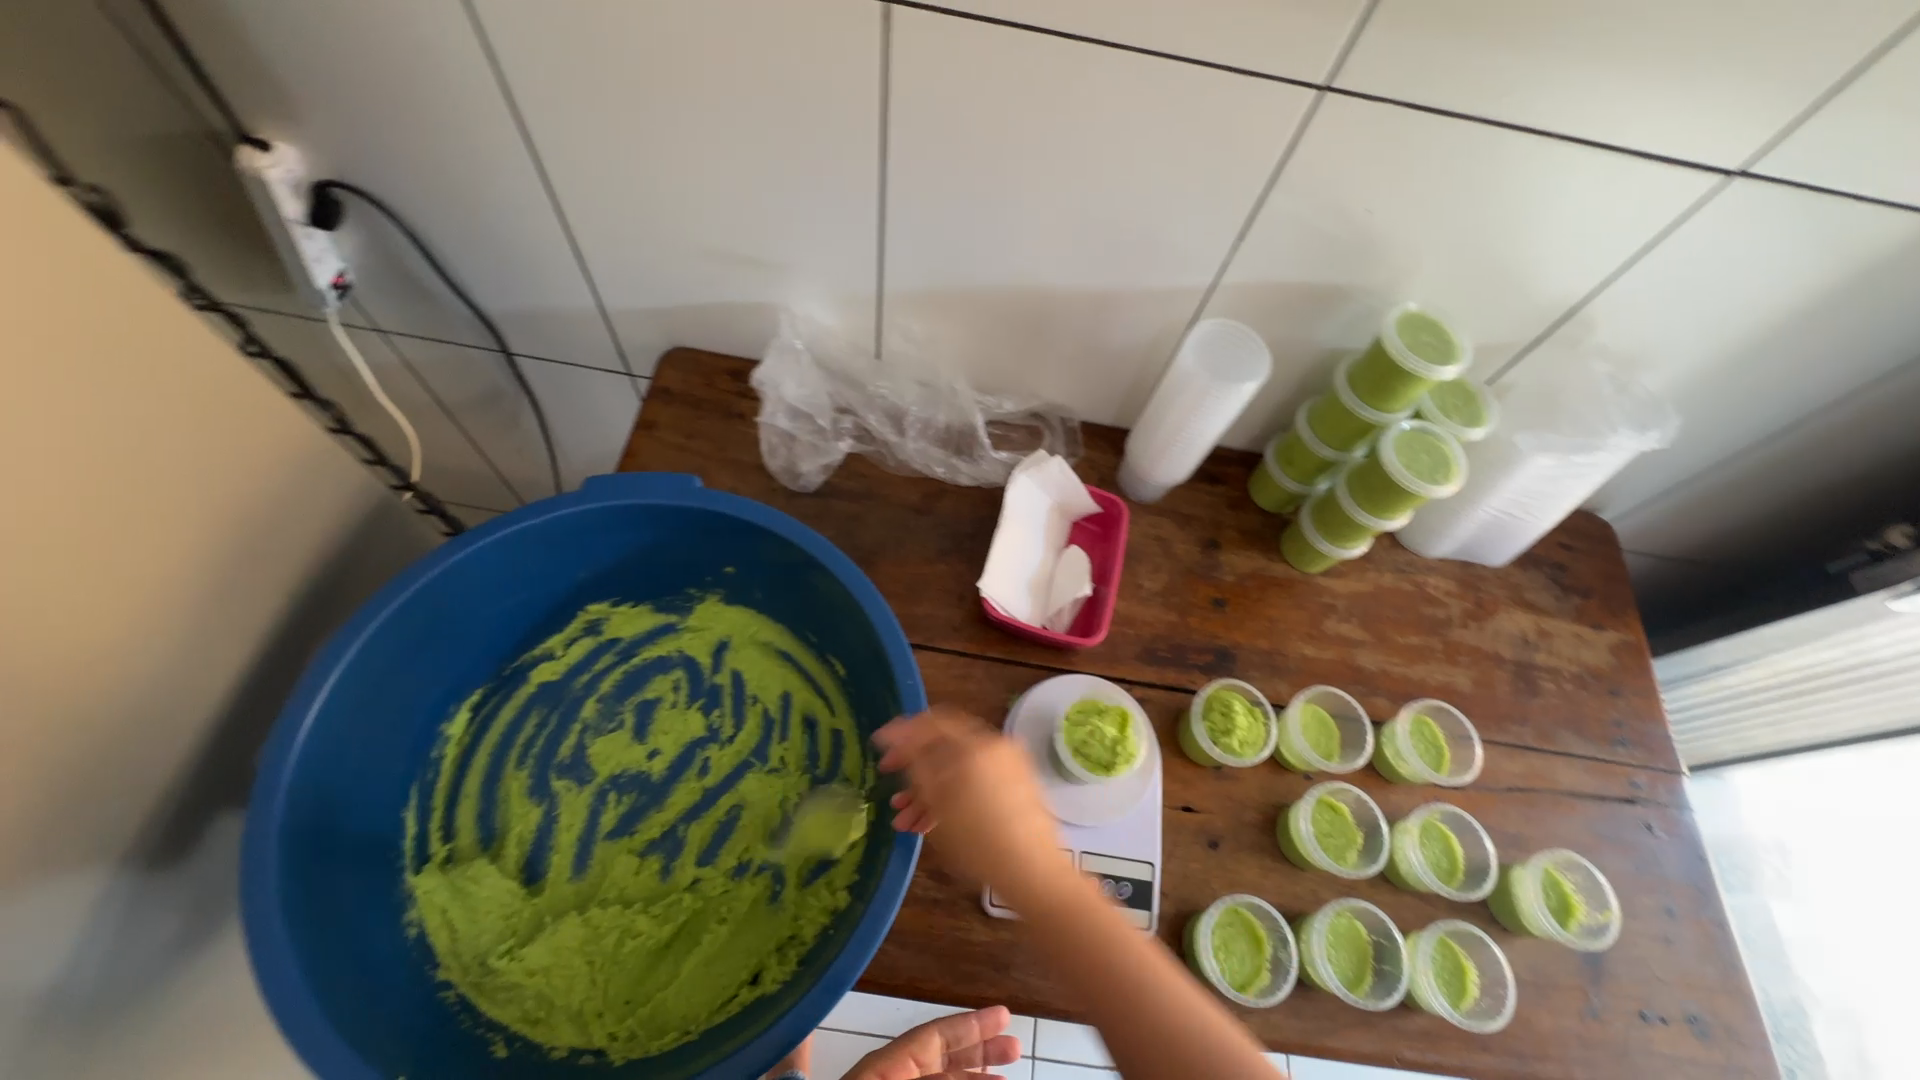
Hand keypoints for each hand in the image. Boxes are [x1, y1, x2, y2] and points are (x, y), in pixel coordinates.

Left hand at [845, 1006, 1022, 1079]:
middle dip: (978, 1050)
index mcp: (884, 1066)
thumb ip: (935, 1072)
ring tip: (1006, 1076)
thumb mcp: (892, 1077)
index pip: (933, 1037)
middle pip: (941, 1059)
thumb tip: (968, 1071)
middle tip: (1015, 1045)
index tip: (1003, 1014)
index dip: (969, 1024)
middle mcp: (892, 1076)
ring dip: (974, 1079)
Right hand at [874, 706, 1068, 903]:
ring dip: (928, 793)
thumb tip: (898, 737)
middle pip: (944, 751)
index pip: (931, 723)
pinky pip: (973, 786)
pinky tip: (928, 826)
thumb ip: (916, 763)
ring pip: (957, 773)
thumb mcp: (938, 800)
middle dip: (914, 773)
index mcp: (975, 744)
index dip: (902, 733)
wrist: (1032, 871)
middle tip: (891, 792)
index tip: (879, 747)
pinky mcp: (1013, 790)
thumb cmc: (978, 838)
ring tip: (903, 820)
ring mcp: (1005, 769)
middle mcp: (992, 748)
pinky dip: (951, 800)